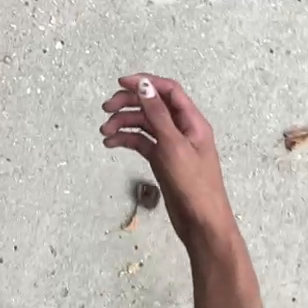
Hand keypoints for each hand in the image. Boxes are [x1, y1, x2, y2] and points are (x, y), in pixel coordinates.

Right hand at [101, 73, 237, 253]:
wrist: (202, 224)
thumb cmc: (193, 185)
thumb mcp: (174, 145)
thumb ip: (158, 114)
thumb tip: (144, 85)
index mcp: (191, 122)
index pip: (168, 91)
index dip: (145, 83)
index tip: (120, 84)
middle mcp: (181, 129)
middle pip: (152, 105)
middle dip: (128, 103)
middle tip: (106, 108)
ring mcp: (171, 144)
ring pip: (144, 123)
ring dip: (123, 123)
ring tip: (105, 131)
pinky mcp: (162, 159)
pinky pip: (141, 141)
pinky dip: (126, 139)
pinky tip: (111, 144)